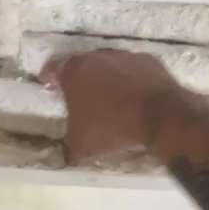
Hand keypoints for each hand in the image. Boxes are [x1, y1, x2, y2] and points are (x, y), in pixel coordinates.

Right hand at [45, 49, 199, 163]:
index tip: (47, 84)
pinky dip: (130, 81)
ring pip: (109, 65)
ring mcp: (125, 56)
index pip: (53, 68)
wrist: (160, 116)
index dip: (48, 77)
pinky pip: (133, 71)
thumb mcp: (82, 145)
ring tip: (108, 99)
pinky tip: (133, 98)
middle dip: (79, 79)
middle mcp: (97, 56)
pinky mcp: (149, 61)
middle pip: (82, 64)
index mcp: (74, 71)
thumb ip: (69, 145)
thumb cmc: (112, 127)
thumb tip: (69, 153)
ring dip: (106, 79)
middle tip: (78, 96)